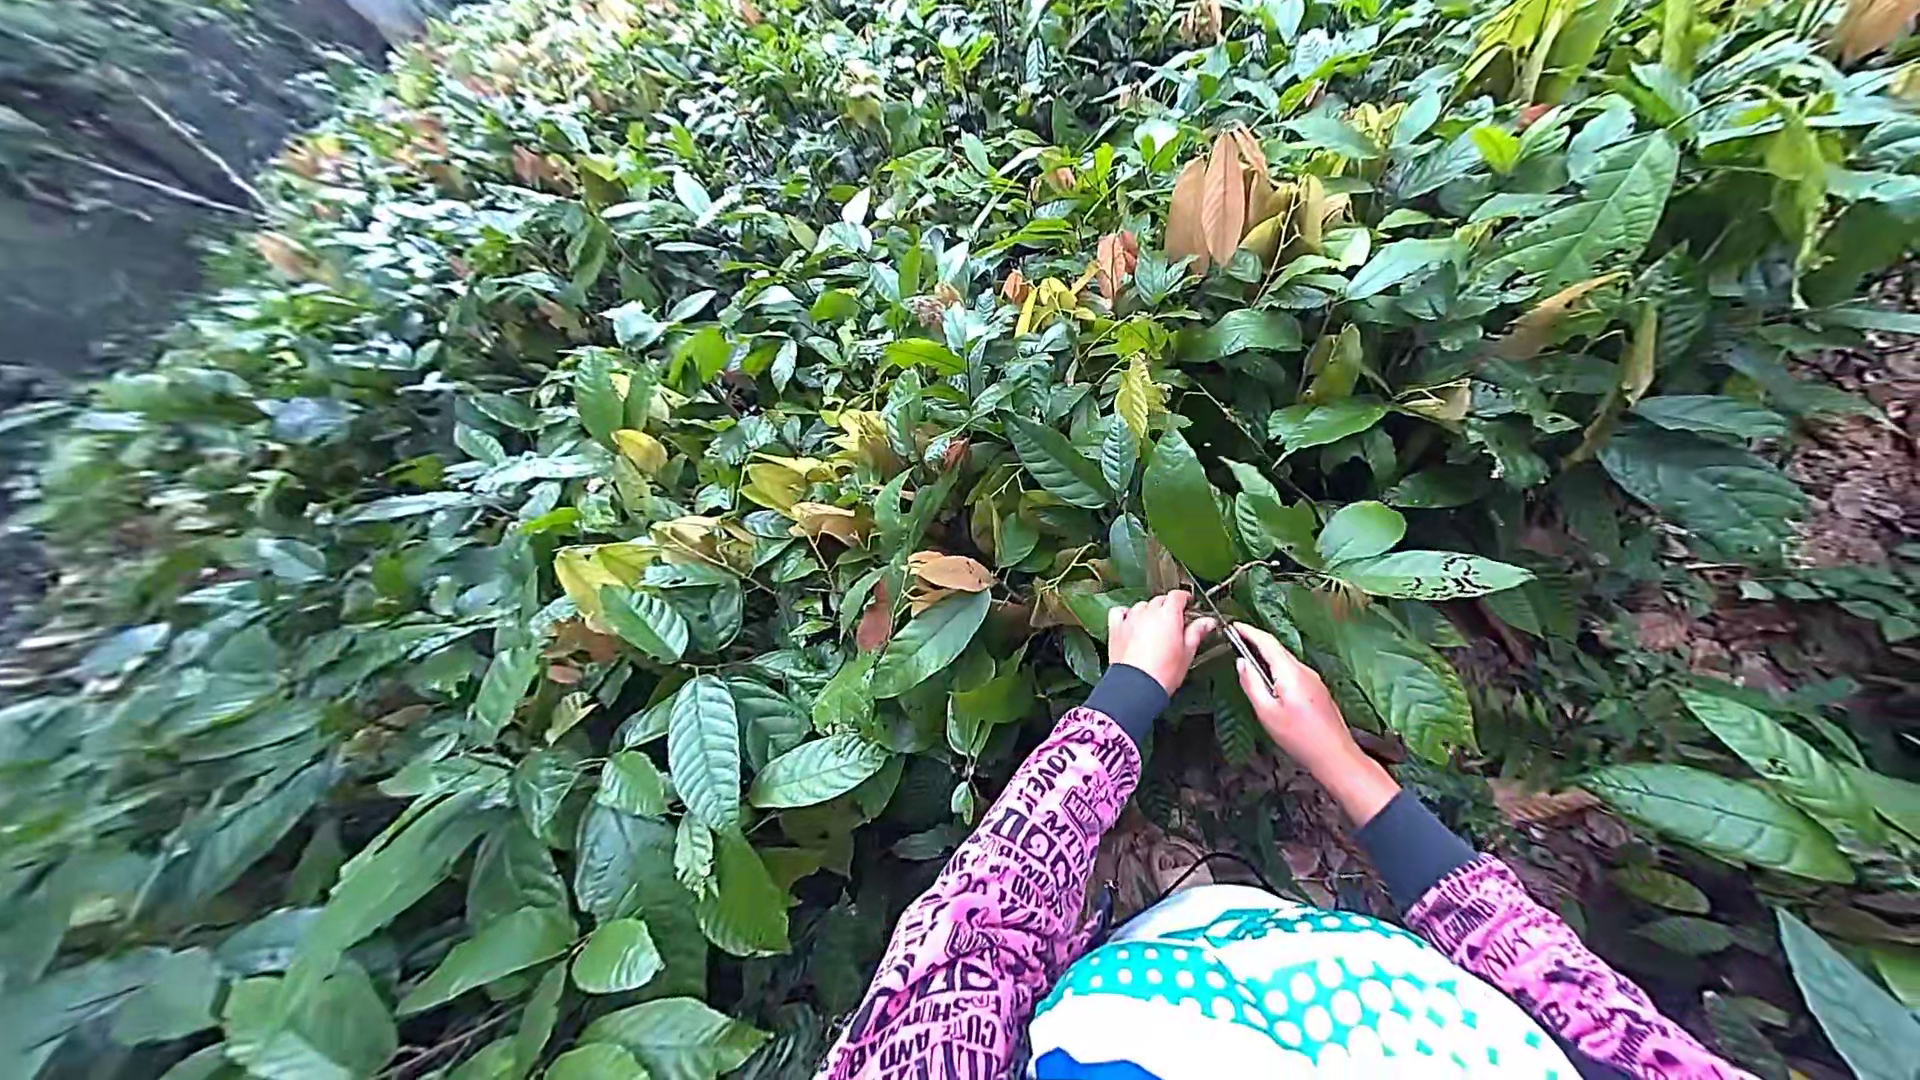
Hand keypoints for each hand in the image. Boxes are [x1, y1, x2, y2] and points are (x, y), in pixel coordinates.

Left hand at [1107, 591, 1215, 695]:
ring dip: (1149, 612)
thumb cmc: (1163, 672)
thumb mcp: (1188, 652)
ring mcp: (1130, 618)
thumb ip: (1196, 632)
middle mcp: (1148, 612)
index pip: (1178, 596)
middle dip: (1168, 607)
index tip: (1188, 604)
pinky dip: (1126, 614)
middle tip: (1175, 621)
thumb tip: (1207, 622)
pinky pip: (1120, 612)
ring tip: (1155, 627)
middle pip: (1160, 600)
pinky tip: (1131, 622)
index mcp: (1168, 615)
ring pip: (1141, 606)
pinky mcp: (1116, 627)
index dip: (1184, 598)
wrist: (1138, 685)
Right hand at [1232, 622, 1399, 825]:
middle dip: (1256, 640)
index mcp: (1290, 673)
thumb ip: (1251, 683)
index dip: (1248, 631)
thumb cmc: (1300, 737)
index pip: (1267, 642)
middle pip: (1277, 648)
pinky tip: (1269, 676)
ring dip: (1266, 653)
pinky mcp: (1317, 689)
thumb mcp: (1266, 712)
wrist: (1335, 756)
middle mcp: (1304, 671)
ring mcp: (1313, 679)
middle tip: (1236, 637)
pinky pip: (1293, 670)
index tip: (1233, 626)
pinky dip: (1277, 666)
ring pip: (1285, 659)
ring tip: (1248, 655)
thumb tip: (1241, 663)